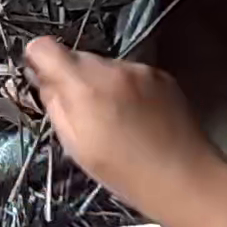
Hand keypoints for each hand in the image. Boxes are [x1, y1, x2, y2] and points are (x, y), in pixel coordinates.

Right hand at [23, 36, 222, 213]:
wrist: (187, 180)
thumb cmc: (122, 172)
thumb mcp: (74, 144)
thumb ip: (53, 103)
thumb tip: (41, 77)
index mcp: (83, 85)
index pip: (44, 46)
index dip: (38, 60)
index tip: (44, 81)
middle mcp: (110, 68)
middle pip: (76, 57)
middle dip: (73, 77)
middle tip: (84, 111)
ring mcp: (139, 69)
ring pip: (104, 66)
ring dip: (100, 83)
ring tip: (116, 118)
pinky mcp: (161, 74)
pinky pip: (129, 73)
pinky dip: (125, 87)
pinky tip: (138, 115)